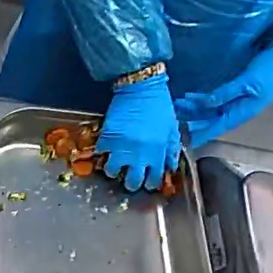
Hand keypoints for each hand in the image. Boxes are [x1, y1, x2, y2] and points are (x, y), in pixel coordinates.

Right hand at [98, 71, 179, 190]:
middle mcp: (139, 155)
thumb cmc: (159, 107)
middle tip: (130, 178)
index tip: (147, 181)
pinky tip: (106, 151)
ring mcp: (121, 148)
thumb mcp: (172, 128)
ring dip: (113, 170)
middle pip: (132, 181)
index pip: (154, 179)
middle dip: (131, 183)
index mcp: (157, 153)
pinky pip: (101, 154)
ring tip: (114, 166)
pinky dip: (102, 154)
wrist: (141, 89)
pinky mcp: (107, 139)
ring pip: (112, 171)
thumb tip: (170, 167)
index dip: (150, 183)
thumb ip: (171, 150)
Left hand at [173, 36, 272, 148]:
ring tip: (176, 105)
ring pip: (211, 109)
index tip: (184, 141)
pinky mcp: (238, 89)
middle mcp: (239, 109)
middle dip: (190, 119)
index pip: (216, 127)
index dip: (200, 134)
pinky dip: (202, 99)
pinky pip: (216, 99)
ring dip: (193, 108)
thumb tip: (205, 104)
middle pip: (210, 119)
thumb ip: (226, 93)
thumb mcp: (249, 82)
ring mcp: (238, 99)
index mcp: (243, 111)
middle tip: (171, 118)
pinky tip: (190, 97)